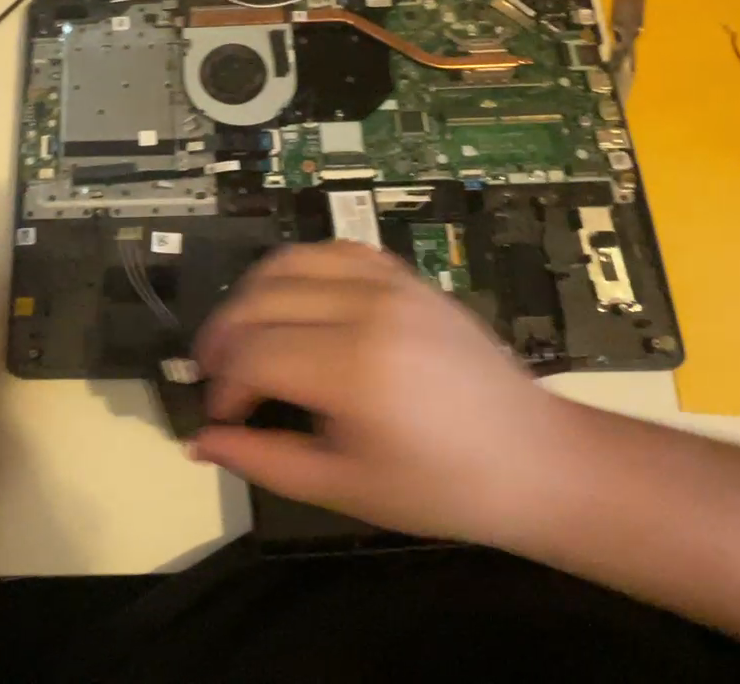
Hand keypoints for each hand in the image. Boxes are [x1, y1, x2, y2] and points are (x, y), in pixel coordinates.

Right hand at [191, 240, 574, 543]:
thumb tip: (202, 442)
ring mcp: (390, 284)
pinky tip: (292, 301)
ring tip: (243, 333)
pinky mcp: (406, 276)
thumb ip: (264, 461)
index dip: (222, 386)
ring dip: (251, 296)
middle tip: (215, 375)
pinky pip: (333, 250)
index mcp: (354, 369)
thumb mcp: (345, 488)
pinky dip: (298, 270)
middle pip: (259, 301)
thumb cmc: (443, 488)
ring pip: (288, 263)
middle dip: (224, 339)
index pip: (253, 355)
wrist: (536, 460)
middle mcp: (368, 309)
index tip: (220, 415)